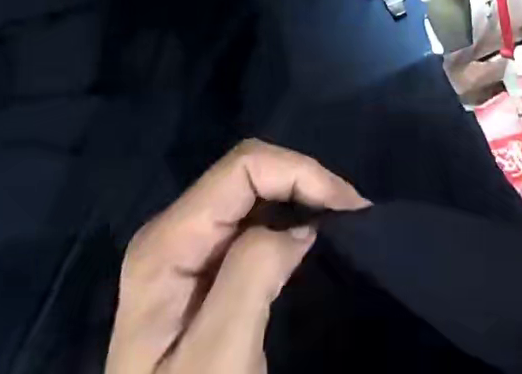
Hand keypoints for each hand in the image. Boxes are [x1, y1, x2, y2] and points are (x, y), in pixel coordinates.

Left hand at [106, 140, 368, 373]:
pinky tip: (313, 237)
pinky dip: (287, 219)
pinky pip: (249, 223)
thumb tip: (300, 225)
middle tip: (355, 213)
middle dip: (303, 180)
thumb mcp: (219, 357)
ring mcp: (184, 251)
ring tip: (343, 221)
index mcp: (166, 241)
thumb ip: (252, 275)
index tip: (351, 207)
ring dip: (299, 196)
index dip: (299, 171)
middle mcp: (171, 231)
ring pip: (250, 193)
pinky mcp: (200, 271)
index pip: (241, 168)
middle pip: (245, 173)